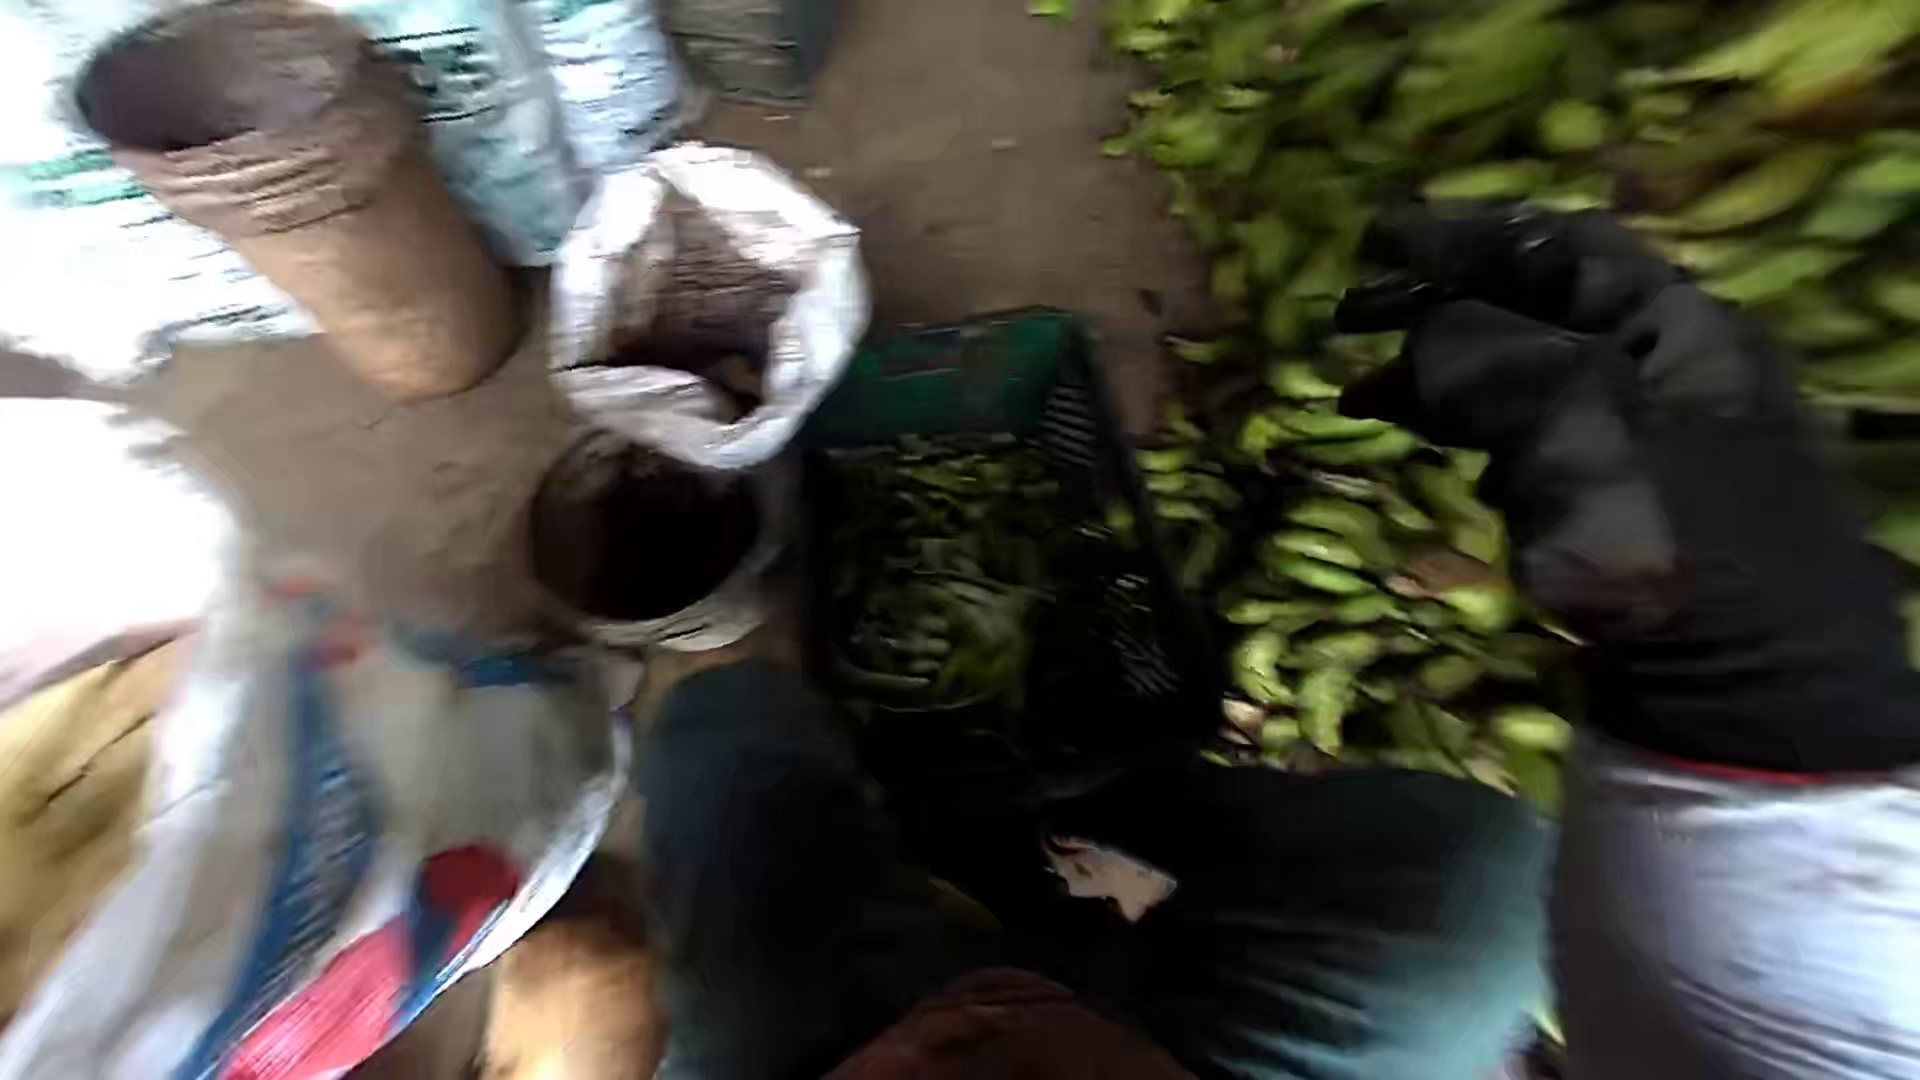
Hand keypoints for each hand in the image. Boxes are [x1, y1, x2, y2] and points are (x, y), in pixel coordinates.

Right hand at [1337, 203, 1916, 772]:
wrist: (1723, 661)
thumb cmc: (1664, 546)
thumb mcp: (1582, 441)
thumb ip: (1500, 368)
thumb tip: (1422, 327)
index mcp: (1668, 329)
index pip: (1553, 249)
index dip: (1462, 235)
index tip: (1375, 239)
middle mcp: (1639, 360)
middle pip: (1518, 304)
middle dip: (1429, 302)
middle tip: (1348, 313)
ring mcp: (1608, 419)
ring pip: (1497, 365)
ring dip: (1421, 366)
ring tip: (1355, 388)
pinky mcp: (1577, 471)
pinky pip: (1495, 419)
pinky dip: (1439, 413)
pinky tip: (1404, 426)